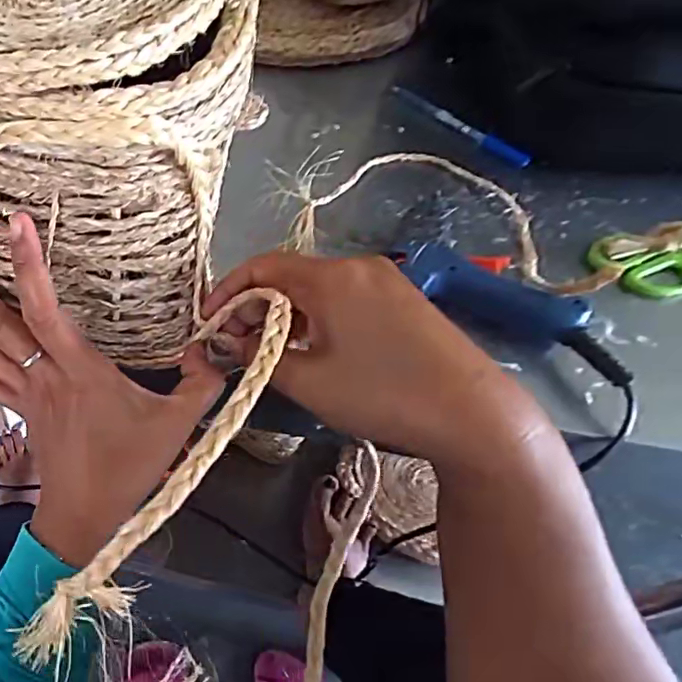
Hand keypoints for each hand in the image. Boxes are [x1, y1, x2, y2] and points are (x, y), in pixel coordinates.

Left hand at [0, 213, 225, 566]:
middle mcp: (43, 375)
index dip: (27, 264)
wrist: (86, 516)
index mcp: (78, 370)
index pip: (44, 308)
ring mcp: (26, 395)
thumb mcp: (177, 425)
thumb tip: (212, 347)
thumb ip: (201, 383)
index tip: (14, 224)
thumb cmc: (129, 468)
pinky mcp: (21, 411)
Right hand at [203, 253, 549, 469]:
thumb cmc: (381, 394)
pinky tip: (312, 349)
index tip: (208, 323)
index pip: (262, 267)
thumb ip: (260, 355)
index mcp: (331, 277)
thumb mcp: (308, 381)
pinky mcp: (402, 300)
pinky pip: (343, 298)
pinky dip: (315, 317)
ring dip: (284, 314)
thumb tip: (229, 340)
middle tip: (237, 344)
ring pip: (316, 288)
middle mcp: (357, 267)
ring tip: (270, 352)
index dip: (228, 291)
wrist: (473, 414)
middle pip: (289, 275)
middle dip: (254, 306)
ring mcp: (385, 281)